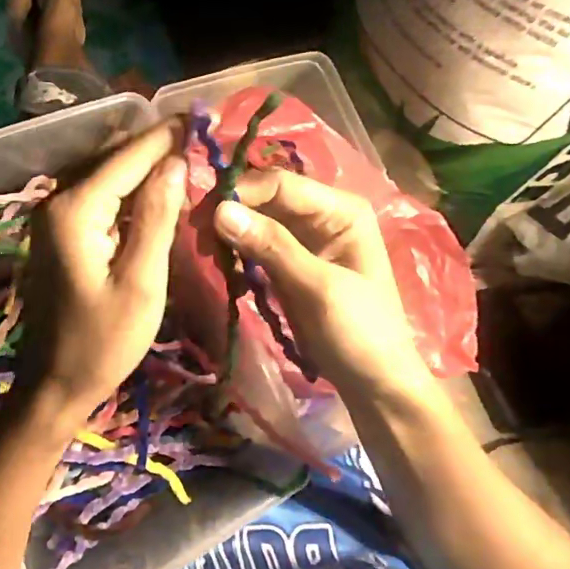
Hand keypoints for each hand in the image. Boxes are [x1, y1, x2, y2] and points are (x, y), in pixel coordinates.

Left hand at [21, 121, 185, 435]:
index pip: (128, 156)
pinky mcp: (58, 230)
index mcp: (76, 209)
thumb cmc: (103, 342)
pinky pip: (96, 192)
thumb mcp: (141, 282)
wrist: (55, 383)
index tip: (201, 116)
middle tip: (198, 137)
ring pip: (103, 171)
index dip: (166, 136)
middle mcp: (57, 200)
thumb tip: (175, 161)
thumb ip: (157, 217)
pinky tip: (153, 187)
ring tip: (184, 154)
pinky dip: (125, 184)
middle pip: (111, 156)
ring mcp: (53, 215)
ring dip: (140, 161)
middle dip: (154, 144)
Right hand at [212, 169, 429, 396]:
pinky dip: (236, 251)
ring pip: (256, 219)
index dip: (240, 193)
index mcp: (341, 209)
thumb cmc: (359, 333)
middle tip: (195, 234)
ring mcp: (305, 238)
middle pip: (264, 197)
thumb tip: (220, 211)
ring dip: (229, 231)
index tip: (201, 216)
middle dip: (230, 211)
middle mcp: (322, 214)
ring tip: (205, 251)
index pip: (280, 184)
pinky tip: (221, 265)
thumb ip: (272, 246)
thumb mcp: (317, 288)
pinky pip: (255, 244)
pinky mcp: (289, 262)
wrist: (375, 384)